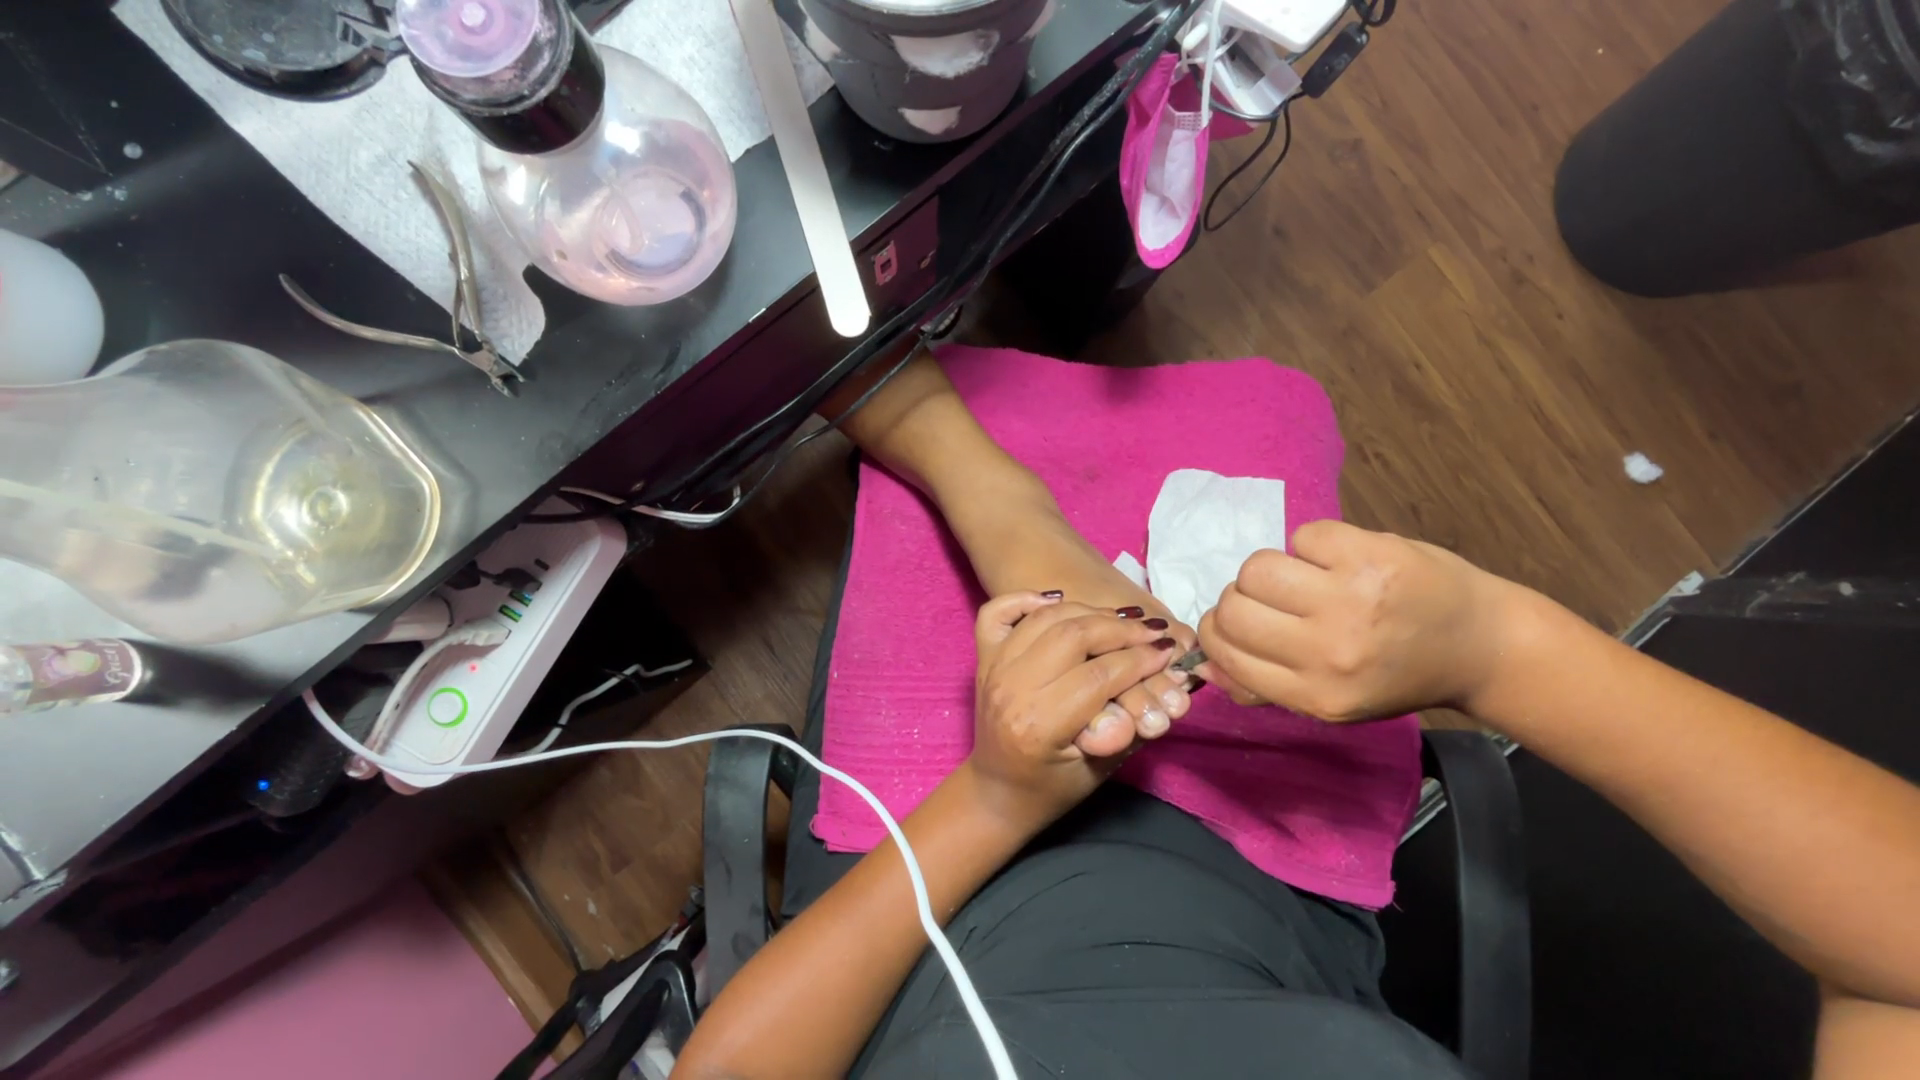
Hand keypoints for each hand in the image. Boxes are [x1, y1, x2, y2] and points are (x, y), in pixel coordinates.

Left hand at [968, 593, 1182, 829]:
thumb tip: (1162, 682)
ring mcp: (993, 667)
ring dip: (1089, 611)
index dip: (1140, 660)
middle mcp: (1011, 688)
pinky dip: (1027, 598)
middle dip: (1122, 630)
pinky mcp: (983, 657)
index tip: (1168, 653)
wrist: (998, 793)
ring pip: (1046, 617)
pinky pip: (998, 611)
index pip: (1099, 675)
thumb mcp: (1098, 769)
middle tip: (1153, 633)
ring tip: (1123, 620)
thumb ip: (1129, 727)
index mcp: (1038, 723)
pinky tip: (1058, 600)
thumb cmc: (1052, 786)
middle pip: (1074, 635)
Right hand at [1197, 520, 1531, 720]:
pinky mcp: (1371, 554)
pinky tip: (1336, 560)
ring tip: (1300, 578)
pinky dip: (1311, 545)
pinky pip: (1302, 537)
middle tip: (1270, 601)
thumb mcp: (1331, 702)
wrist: (1484, 645)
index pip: (1227, 651)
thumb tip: (1204, 662)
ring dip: (1270, 569)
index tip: (1236, 625)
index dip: (1217, 632)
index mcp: (1316, 695)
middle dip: (1239, 599)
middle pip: (1233, 608)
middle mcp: (1330, 652)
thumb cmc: (1397, 674)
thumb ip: (1264, 687)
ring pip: (1256, 568)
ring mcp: (1351, 599)